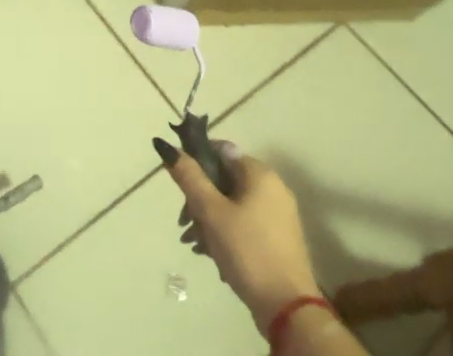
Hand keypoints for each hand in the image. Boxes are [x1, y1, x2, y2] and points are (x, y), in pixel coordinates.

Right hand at [158, 139, 322, 323]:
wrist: (286, 306)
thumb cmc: (247, 250)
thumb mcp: (211, 211)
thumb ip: (189, 177)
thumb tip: (165, 145)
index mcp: (260, 174)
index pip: (220, 150)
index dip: (196, 163)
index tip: (181, 188)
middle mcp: (272, 188)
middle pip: (223, 179)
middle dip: (199, 199)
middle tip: (185, 224)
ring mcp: (277, 213)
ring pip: (231, 203)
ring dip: (208, 219)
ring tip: (195, 243)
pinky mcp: (277, 237)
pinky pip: (244, 222)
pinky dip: (225, 232)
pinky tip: (211, 253)